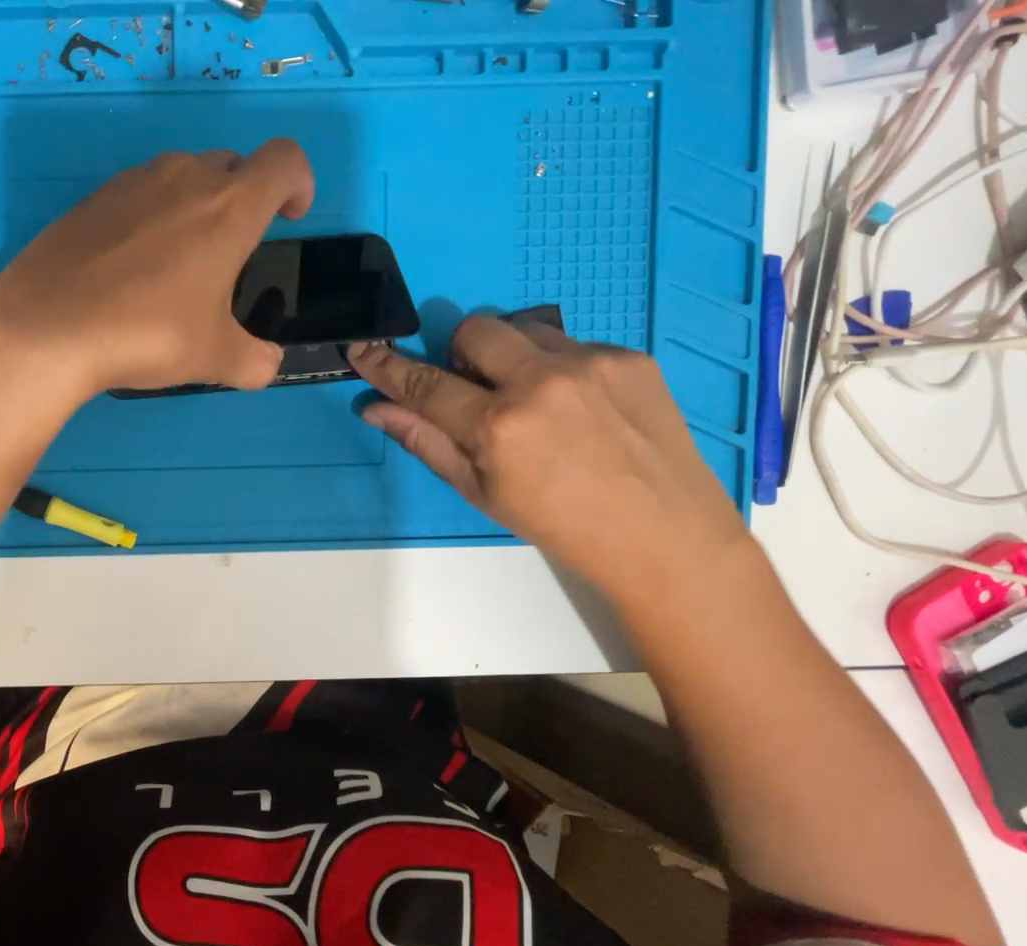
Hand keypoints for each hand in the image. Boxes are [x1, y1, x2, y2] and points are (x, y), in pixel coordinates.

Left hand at [0, 139, 315, 396]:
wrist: (46, 328)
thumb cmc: (146, 335)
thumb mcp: (212, 359)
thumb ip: (253, 361)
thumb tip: (268, 365)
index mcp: (229, 208)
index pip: (285, 160)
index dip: (299, 182)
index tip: (291, 216)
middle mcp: (184, 178)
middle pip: (232, 164)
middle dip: (245, 197)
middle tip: (231, 253)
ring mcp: (131, 183)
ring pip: (181, 175)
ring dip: (195, 205)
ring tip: (178, 262)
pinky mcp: (90, 200)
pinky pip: (137, 195)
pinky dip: (149, 217)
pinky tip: (128, 268)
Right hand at [349, 317, 750, 607]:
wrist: (662, 533)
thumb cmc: (559, 524)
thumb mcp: (482, 492)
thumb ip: (428, 442)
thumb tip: (378, 409)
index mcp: (498, 427)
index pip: (426, 384)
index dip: (388, 366)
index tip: (364, 350)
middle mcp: (541, 382)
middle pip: (476, 330)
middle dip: (462, 353)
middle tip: (475, 390)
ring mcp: (591, 363)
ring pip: (526, 331)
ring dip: (513, 357)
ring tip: (535, 403)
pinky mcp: (630, 356)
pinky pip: (573, 345)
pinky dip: (560, 369)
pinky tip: (580, 409)